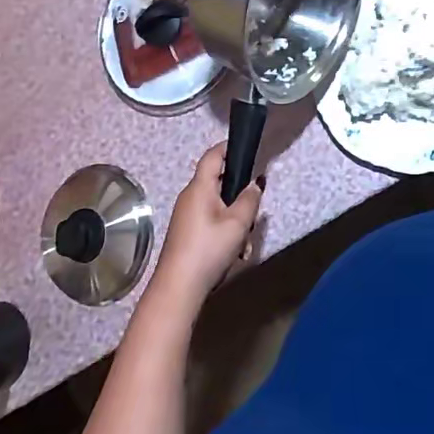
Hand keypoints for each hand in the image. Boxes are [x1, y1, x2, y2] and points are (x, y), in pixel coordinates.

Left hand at [148, 143, 261, 307]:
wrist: (178, 287)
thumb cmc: (209, 248)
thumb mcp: (238, 223)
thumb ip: (250, 199)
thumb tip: (255, 183)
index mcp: (200, 188)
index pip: (212, 156)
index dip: (228, 147)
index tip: (246, 147)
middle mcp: (190, 197)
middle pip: (219, 184)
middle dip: (240, 196)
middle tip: (254, 212)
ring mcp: (187, 216)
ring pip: (219, 207)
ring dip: (236, 221)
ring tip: (243, 244)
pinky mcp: (187, 233)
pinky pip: (212, 223)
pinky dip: (226, 233)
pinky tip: (234, 254)